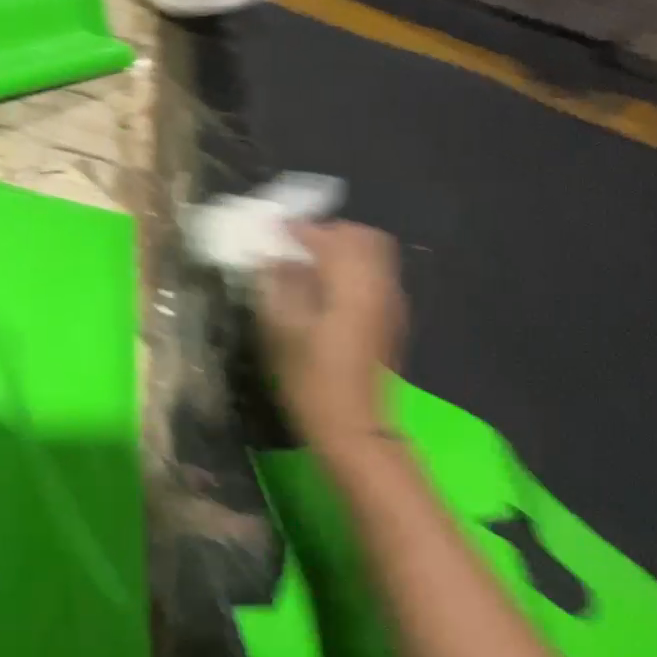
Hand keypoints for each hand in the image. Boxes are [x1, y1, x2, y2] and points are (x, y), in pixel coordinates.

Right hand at [256, 221, 405, 445]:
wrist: (352, 427)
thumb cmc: (309, 378)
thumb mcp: (279, 329)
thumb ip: (277, 283)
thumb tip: (272, 253)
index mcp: (351, 285)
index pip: (328, 236)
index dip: (295, 229)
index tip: (267, 232)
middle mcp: (379, 286)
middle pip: (362, 237)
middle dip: (325, 235)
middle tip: (290, 247)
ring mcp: (389, 303)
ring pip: (370, 255)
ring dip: (337, 252)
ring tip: (301, 268)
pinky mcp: (388, 319)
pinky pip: (372, 276)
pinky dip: (347, 271)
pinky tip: (321, 292)